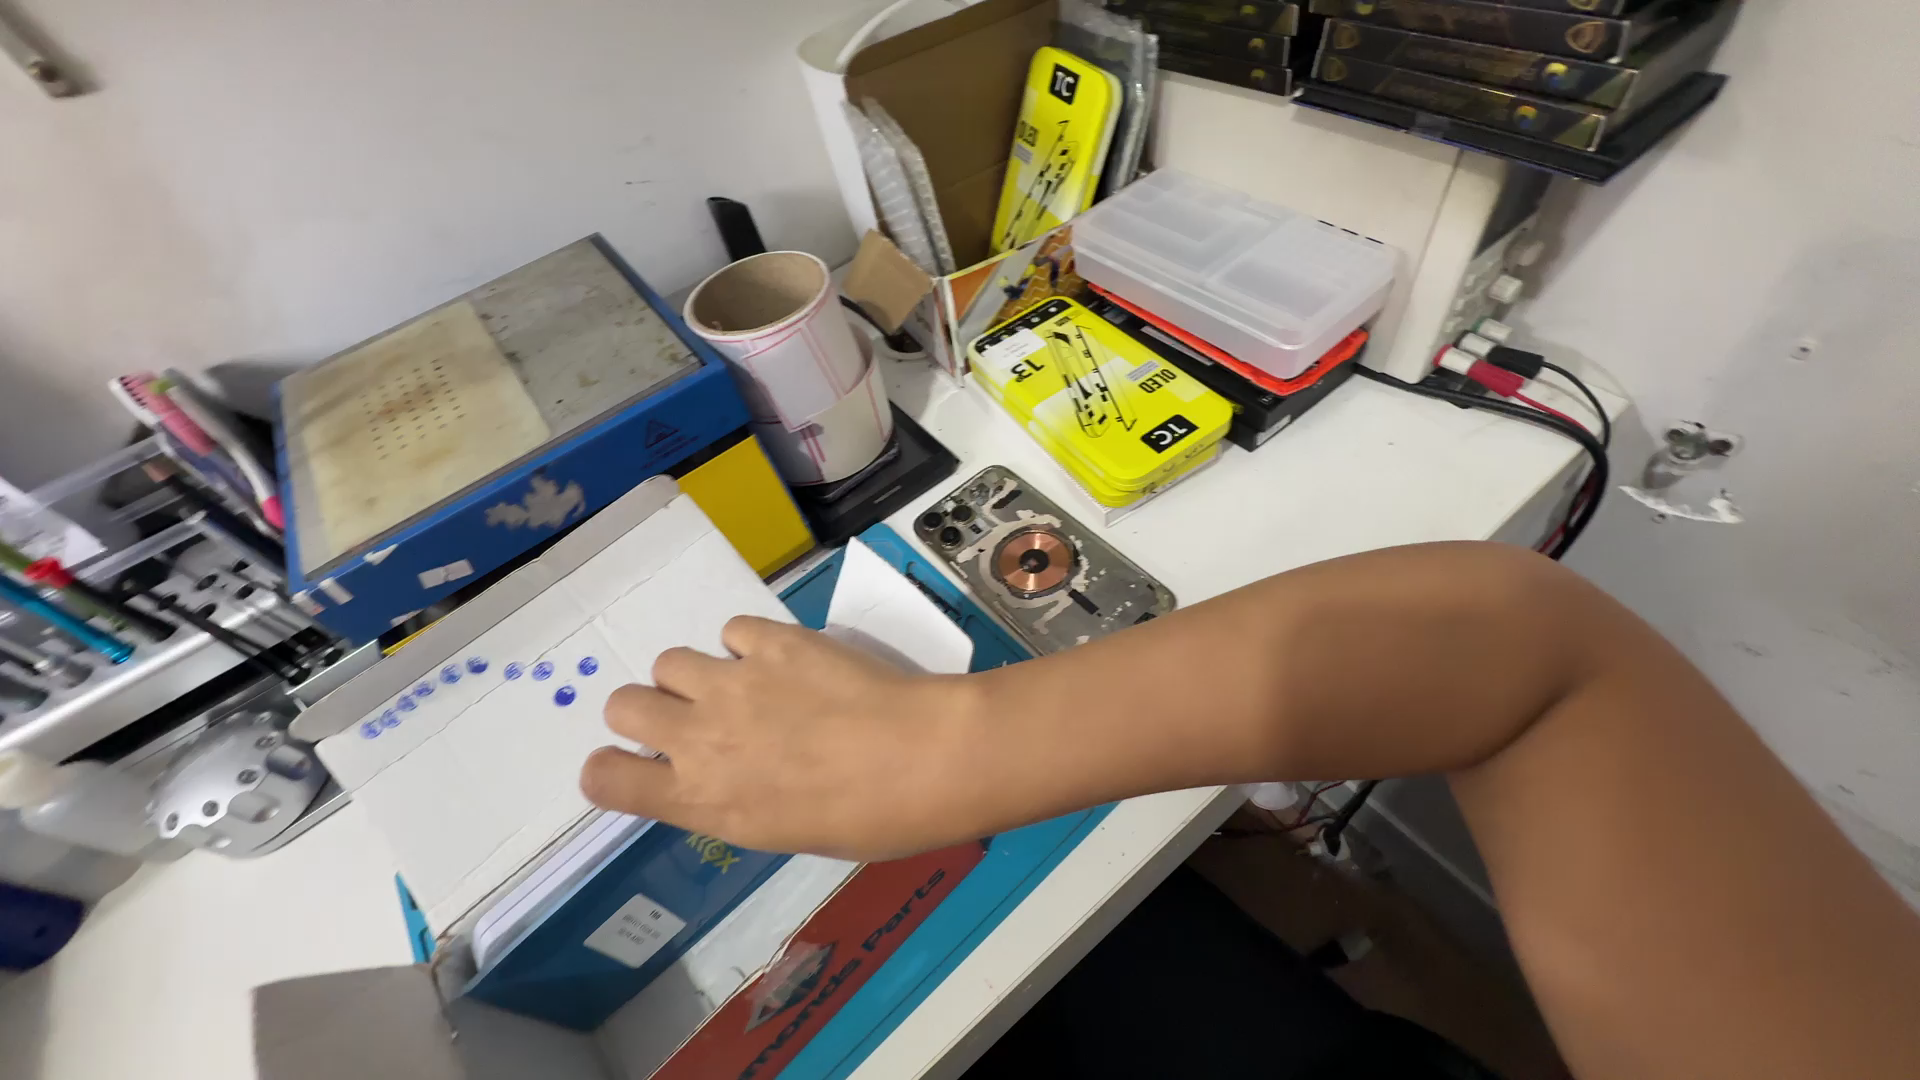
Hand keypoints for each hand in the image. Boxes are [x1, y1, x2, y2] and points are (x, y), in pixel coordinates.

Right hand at [580, 615, 985, 860]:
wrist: (919, 759)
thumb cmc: (865, 820)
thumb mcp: (780, 832)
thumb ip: (734, 800)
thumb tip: (726, 777)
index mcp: (701, 799)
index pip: (607, 779)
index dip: (610, 768)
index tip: (634, 763)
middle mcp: (702, 737)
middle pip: (623, 702)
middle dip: (649, 708)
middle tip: (693, 715)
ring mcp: (735, 682)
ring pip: (670, 659)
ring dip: (696, 673)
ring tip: (741, 682)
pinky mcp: (774, 641)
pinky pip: (735, 629)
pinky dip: (749, 643)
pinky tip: (784, 657)